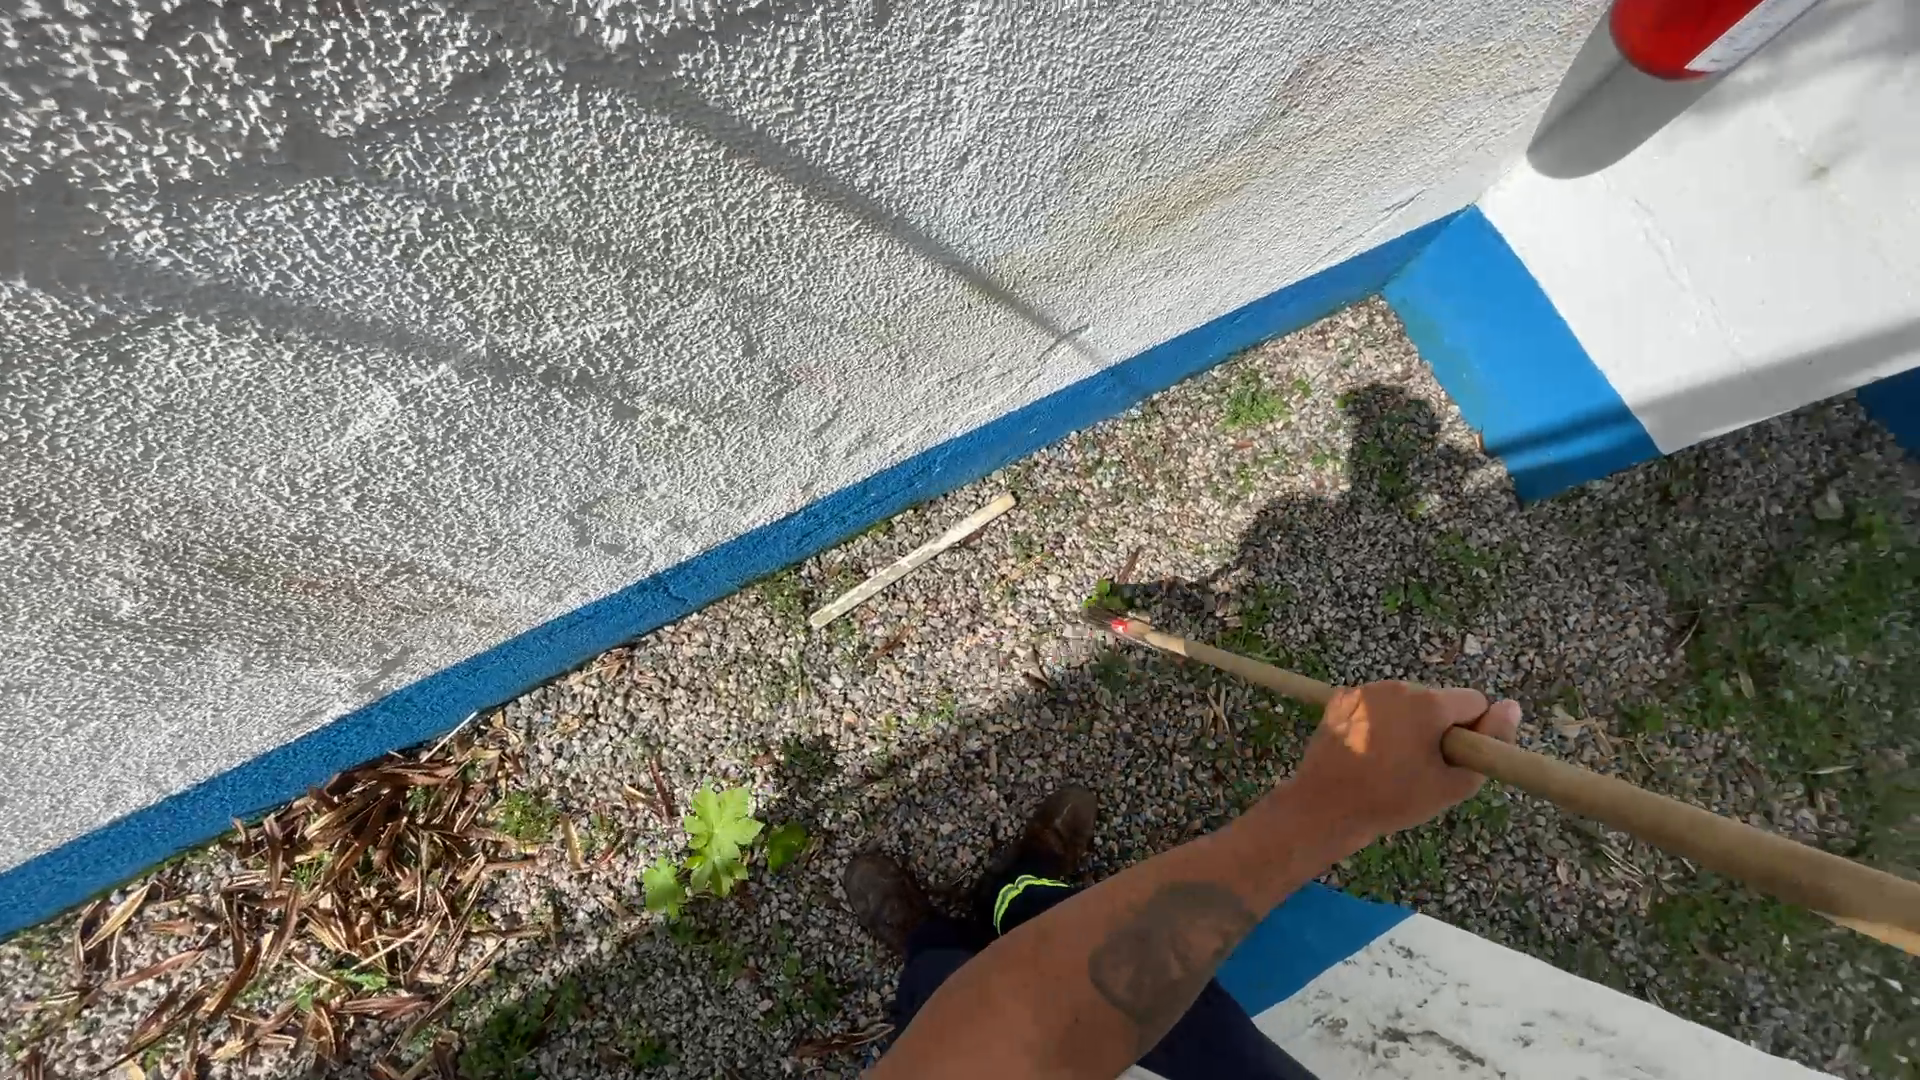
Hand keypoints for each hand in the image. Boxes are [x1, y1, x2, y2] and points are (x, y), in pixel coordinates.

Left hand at [1291, 681, 1520, 846]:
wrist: (1327, 803)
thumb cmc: (1394, 797)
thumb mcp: (1455, 781)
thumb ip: (1490, 742)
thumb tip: (1511, 706)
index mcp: (1426, 702)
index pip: (1474, 701)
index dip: (1474, 730)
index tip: (1456, 757)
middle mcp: (1394, 686)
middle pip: (1437, 700)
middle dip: (1439, 726)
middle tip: (1422, 763)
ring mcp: (1364, 690)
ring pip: (1405, 702)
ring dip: (1409, 723)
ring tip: (1394, 760)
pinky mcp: (1340, 699)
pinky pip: (1376, 705)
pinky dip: (1380, 721)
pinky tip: (1369, 749)